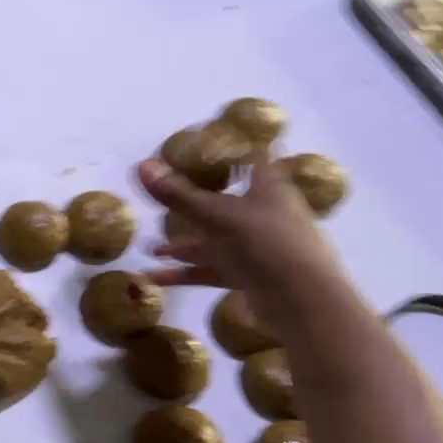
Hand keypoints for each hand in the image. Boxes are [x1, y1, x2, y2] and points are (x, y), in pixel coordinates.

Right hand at [137, 151, 346, 323]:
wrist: (301, 300)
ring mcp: (258, 247)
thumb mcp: (214, 215)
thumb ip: (177, 194)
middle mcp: (266, 214)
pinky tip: (154, 277)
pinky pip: (212, 269)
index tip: (206, 142)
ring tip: (153, 247)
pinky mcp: (250, 276)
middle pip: (229, 200)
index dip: (232, 148)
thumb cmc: (264, 243)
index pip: (253, 158)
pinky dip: (185, 272)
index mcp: (268, 188)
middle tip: (168, 197)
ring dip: (186, 243)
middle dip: (196, 201)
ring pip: (216, 239)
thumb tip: (141, 164)